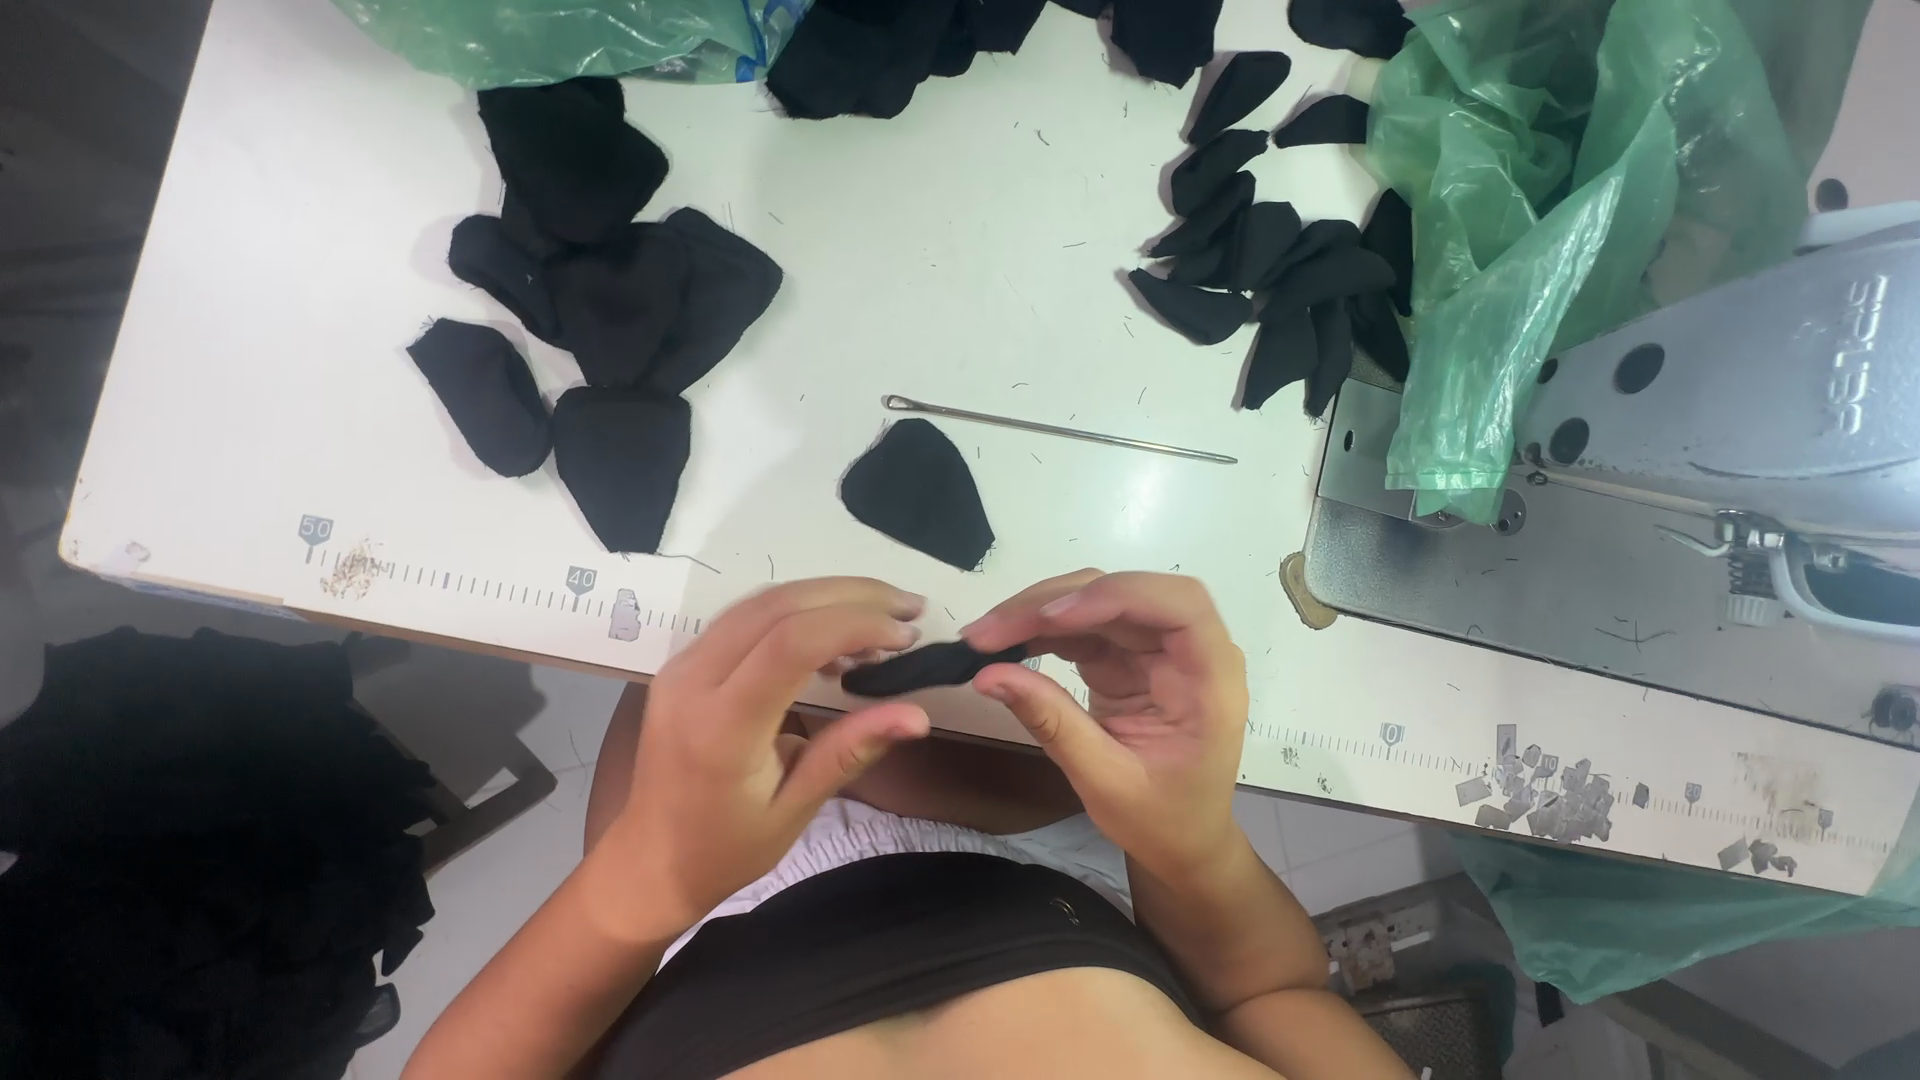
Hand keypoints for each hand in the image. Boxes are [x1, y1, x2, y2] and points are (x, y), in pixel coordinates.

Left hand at [609, 578, 931, 933]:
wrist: (649, 859)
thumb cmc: (724, 848)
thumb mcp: (795, 810)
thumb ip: (850, 750)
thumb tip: (916, 716)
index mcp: (720, 727)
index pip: (790, 643)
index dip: (855, 625)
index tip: (905, 636)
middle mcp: (693, 680)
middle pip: (779, 605)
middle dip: (853, 595)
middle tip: (909, 608)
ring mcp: (683, 664)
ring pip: (764, 600)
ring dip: (829, 595)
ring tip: (884, 615)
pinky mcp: (686, 661)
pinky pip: (748, 616)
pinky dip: (800, 611)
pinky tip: (836, 636)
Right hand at [963, 570, 1247, 878]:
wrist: (1182, 839)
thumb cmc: (1162, 818)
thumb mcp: (1107, 782)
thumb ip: (1052, 723)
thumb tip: (987, 675)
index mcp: (1210, 680)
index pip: (1180, 607)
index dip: (1119, 595)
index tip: (1054, 617)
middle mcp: (1187, 650)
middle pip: (1125, 594)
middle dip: (1053, 603)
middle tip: (988, 631)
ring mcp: (1153, 648)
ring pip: (1095, 601)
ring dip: (1037, 612)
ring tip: (983, 635)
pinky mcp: (1124, 654)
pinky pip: (1080, 626)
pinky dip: (1039, 630)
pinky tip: (1003, 642)